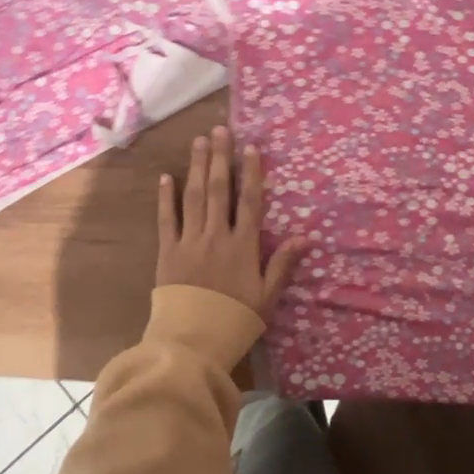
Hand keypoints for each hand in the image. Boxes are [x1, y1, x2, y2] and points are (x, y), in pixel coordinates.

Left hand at [156, 126, 307, 314]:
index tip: (251, 147)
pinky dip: (166, 197)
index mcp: (243, 246)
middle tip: (220, 130)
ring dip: (197, 167)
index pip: (249, 201)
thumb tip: (307, 236)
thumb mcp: (267, 295)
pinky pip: (167, 219)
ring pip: (194, 197)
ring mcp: (190, 242)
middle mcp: (217, 236)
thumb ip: (283, 263)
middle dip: (221, 158)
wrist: (192, 342)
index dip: (251, 172)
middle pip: (220, 189)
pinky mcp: (168, 252)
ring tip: (198, 141)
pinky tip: (167, 177)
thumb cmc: (235, 320)